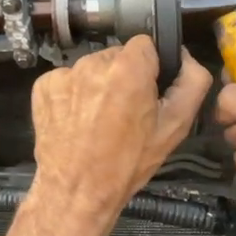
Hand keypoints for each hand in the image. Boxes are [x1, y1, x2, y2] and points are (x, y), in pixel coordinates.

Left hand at [30, 35, 212, 221]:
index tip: (147, 91)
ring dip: (98, 87)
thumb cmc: (128, 164)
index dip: (150, 67)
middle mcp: (93, 64)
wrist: (77, 191)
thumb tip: (185, 57)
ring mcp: (64, 75)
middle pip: (116, 56)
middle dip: (123, 77)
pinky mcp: (43, 87)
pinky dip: (73, 96)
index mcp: (129, 70)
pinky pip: (67, 81)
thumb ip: (192, 83)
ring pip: (91, 69)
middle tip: (124, 113)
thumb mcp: (174, 128)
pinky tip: (78, 122)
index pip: (145, 44)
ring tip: (98, 121)